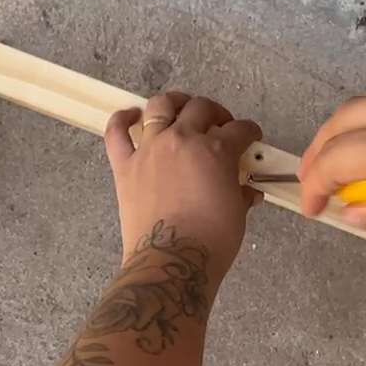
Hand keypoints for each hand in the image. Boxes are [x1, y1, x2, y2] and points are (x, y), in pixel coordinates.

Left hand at [103, 93, 262, 285]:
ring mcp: (151, 150)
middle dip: (216, 113)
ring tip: (182, 109)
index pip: (239, 130)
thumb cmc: (209, 242)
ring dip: (174, 103)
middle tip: (221, 125)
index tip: (250, 136)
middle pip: (201, 108)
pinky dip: (121, 119)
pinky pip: (115, 132)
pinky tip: (130, 115)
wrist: (171, 262)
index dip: (249, 132)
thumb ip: (240, 194)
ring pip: (160, 107)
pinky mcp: (125, 166)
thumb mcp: (236, 215)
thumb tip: (248, 192)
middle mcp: (182, 140)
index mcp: (216, 151)